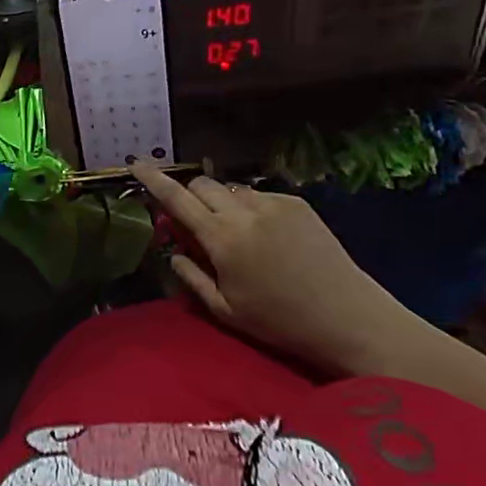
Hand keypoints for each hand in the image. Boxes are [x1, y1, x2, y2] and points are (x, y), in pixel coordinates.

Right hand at [131, 163, 435, 375]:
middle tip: (194, 221)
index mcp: (221, 239)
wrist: (348, 317)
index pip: (176, 199)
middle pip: (202, 185)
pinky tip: (266, 236)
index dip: (153, 180)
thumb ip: (191, 276)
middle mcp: (243, 212)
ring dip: (221, 202)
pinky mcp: (296, 203)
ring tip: (235, 233)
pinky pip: (259, 195)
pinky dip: (250, 208)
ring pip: (231, 189)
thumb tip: (173, 253)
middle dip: (190, 196)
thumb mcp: (224, 310)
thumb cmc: (280, 322)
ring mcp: (273, 203)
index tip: (136, 164)